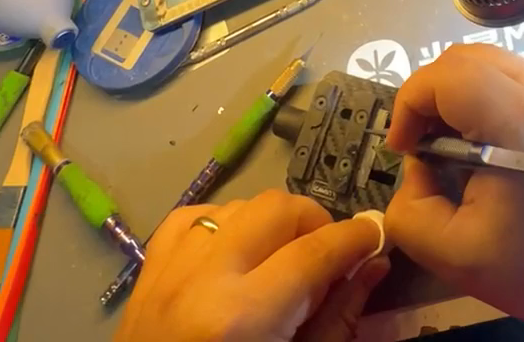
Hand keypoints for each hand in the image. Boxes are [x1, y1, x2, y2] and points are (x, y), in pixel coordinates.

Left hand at [115, 189, 390, 341]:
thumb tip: (372, 266)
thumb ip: (337, 319)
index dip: (354, 238)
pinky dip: (225, 224)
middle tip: (326, 256)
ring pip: (242, 204)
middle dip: (314, 222)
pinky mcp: (150, 269)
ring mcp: (171, 269)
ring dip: (271, 225)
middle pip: (279, 209)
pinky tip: (235, 252)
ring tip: (280, 261)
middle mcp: (205, 279)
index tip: (373, 238)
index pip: (315, 252)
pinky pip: (198, 216)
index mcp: (242, 319)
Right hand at [383, 45, 523, 340]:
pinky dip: (480, 101)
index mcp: (518, 112)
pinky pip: (506, 78)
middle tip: (422, 152)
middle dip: (428, 99)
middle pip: (459, 59)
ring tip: (452, 156)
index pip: (439, 75)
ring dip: (454, 99)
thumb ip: (411, 212)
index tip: (404, 151)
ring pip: (483, 64)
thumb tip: (414, 175)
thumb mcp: (462, 256)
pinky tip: (485, 152)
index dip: (407, 107)